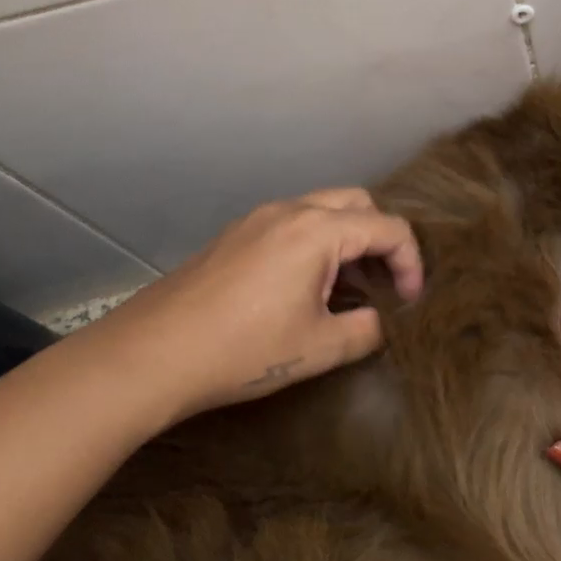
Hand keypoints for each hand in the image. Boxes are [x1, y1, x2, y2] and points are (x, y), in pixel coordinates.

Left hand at [70, 189, 422, 422]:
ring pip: (322, 210)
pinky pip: (292, 224)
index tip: (412, 301)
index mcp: (318, 231)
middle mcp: (289, 211)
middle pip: (357, 203)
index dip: (411, 263)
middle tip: (384, 283)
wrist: (149, 357)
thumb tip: (378, 322)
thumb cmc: (243, 350)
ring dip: (348, 239)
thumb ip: (366, 330)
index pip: (389, 228)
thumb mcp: (320, 348)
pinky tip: (306, 288)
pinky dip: (316, 243)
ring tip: (349, 287)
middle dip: (382, 239)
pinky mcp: (233, 237)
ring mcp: (256, 220)